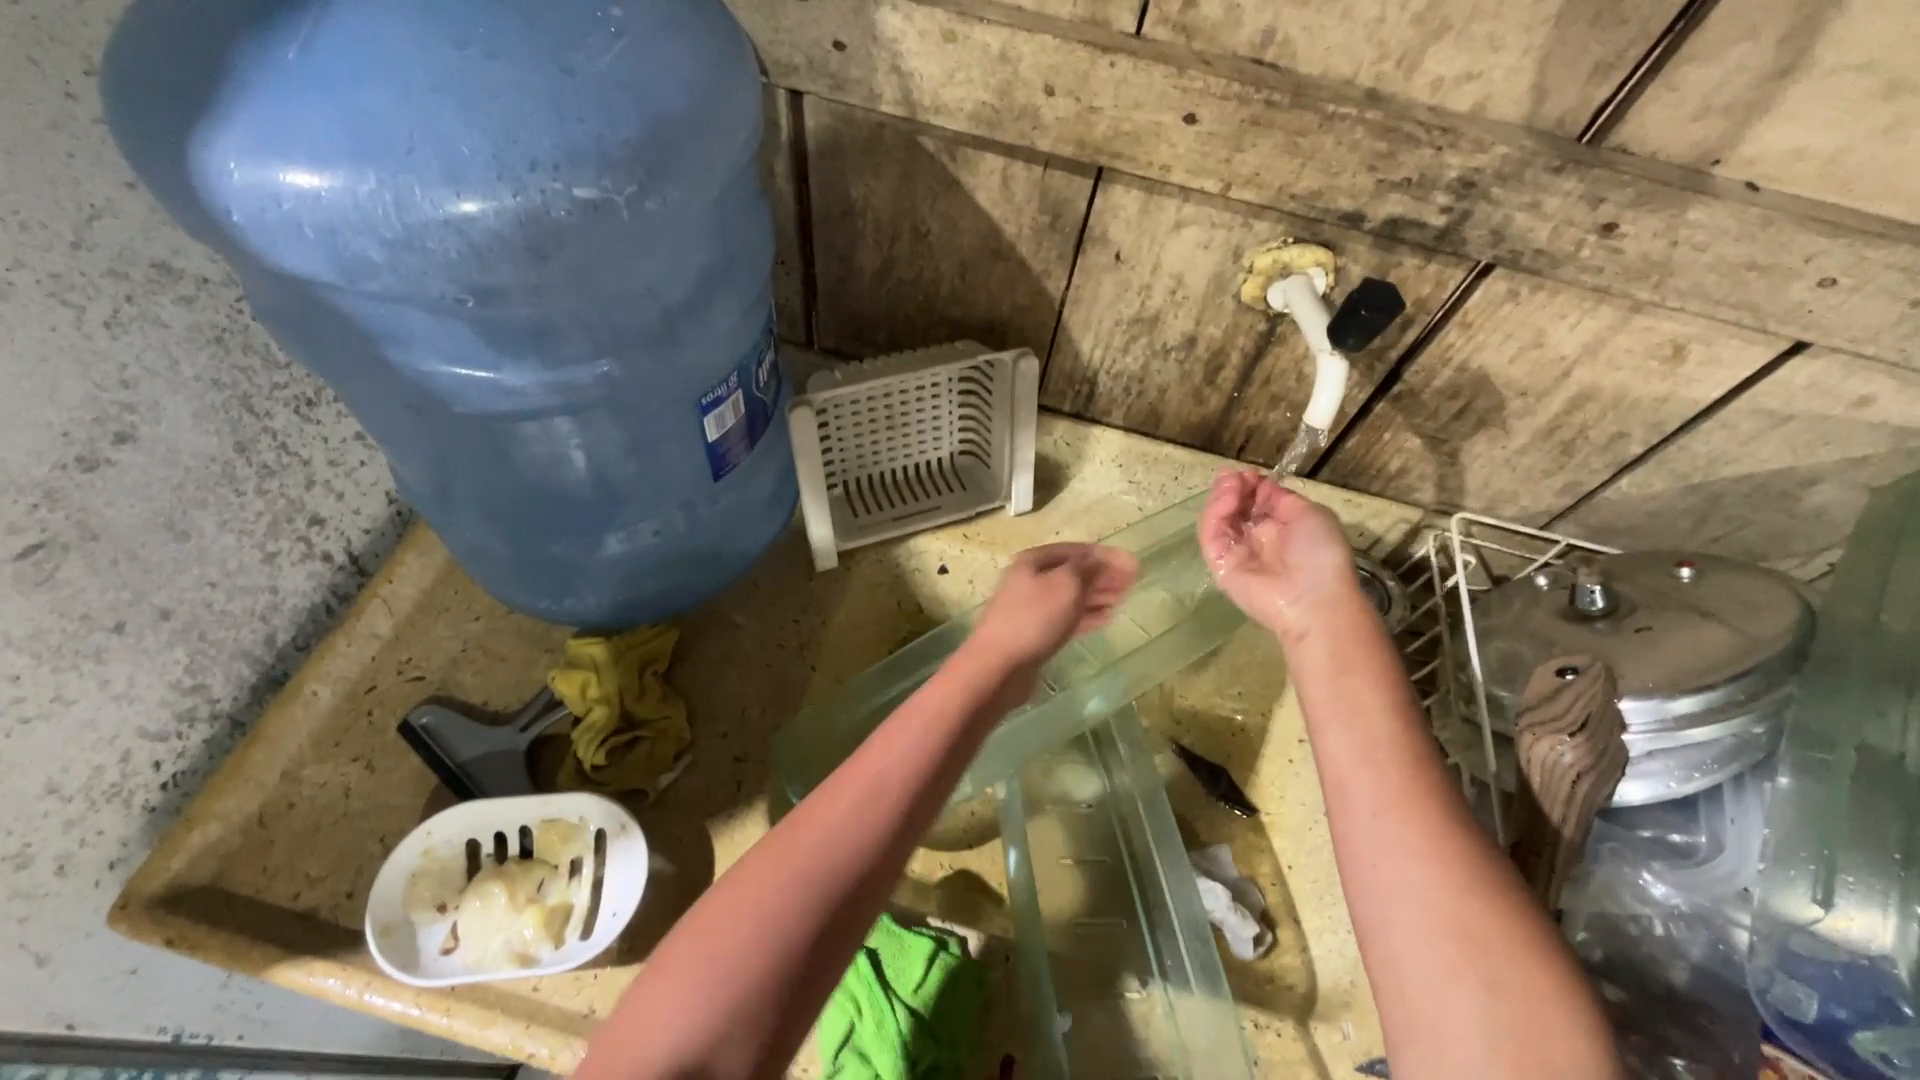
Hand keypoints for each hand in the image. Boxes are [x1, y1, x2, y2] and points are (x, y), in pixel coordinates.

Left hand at [967, 543, 1138, 670]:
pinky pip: (1066, 618)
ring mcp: (1031, 608)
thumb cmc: (1034, 618)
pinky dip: (1087, 615)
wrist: (999, 666)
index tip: (1133, 565)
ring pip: (1071, 596)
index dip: (1106, 556)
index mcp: (1034, 561)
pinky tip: (1106, 618)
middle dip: (1103, 576)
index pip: (1076, 551)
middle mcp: (1030, 580)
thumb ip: (1089, 569)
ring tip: (1124, 599)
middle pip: (1074, 573)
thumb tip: (1104, 560)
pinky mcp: (1035, 633)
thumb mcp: (1066, 584)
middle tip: (1133, 582)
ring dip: (1098, 595)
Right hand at [1198, 470, 1362, 643]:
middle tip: (1233, 477)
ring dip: (1221, 498)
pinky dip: (1214, 515)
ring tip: (1229, 486)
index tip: (1248, 474)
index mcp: (1280, 528)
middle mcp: (1256, 539)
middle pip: (1234, 509)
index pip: (1254, 501)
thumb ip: (1280, 498)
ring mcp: (1235, 553)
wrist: (1314, 597)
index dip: (1249, 485)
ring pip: (1218, 520)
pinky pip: (1210, 536)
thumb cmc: (1320, 553)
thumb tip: (1258, 485)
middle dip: (1232, 488)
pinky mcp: (1219, 565)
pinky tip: (1227, 501)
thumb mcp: (1310, 513)